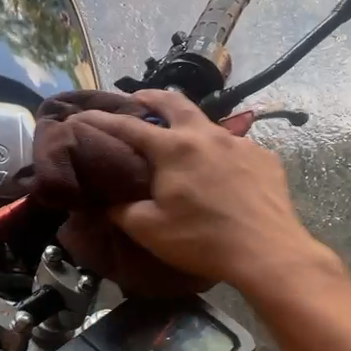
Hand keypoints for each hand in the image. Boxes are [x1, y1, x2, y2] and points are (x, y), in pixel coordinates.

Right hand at [73, 89, 339, 295]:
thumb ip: (120, 208)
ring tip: (178, 141)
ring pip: (207, 124)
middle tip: (137, 99)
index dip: (102, 120)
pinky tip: (217, 171)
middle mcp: (206, 134)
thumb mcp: (147, 228)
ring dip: (187, 126)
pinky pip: (234, 147)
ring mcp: (240, 143)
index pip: (128, 126)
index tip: (81, 116)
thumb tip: (106, 198)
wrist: (268, 253)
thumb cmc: (201, 240)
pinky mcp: (265, 158)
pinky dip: (217, 152)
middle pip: (174, 102)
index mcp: (173, 148)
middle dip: (151, 97)